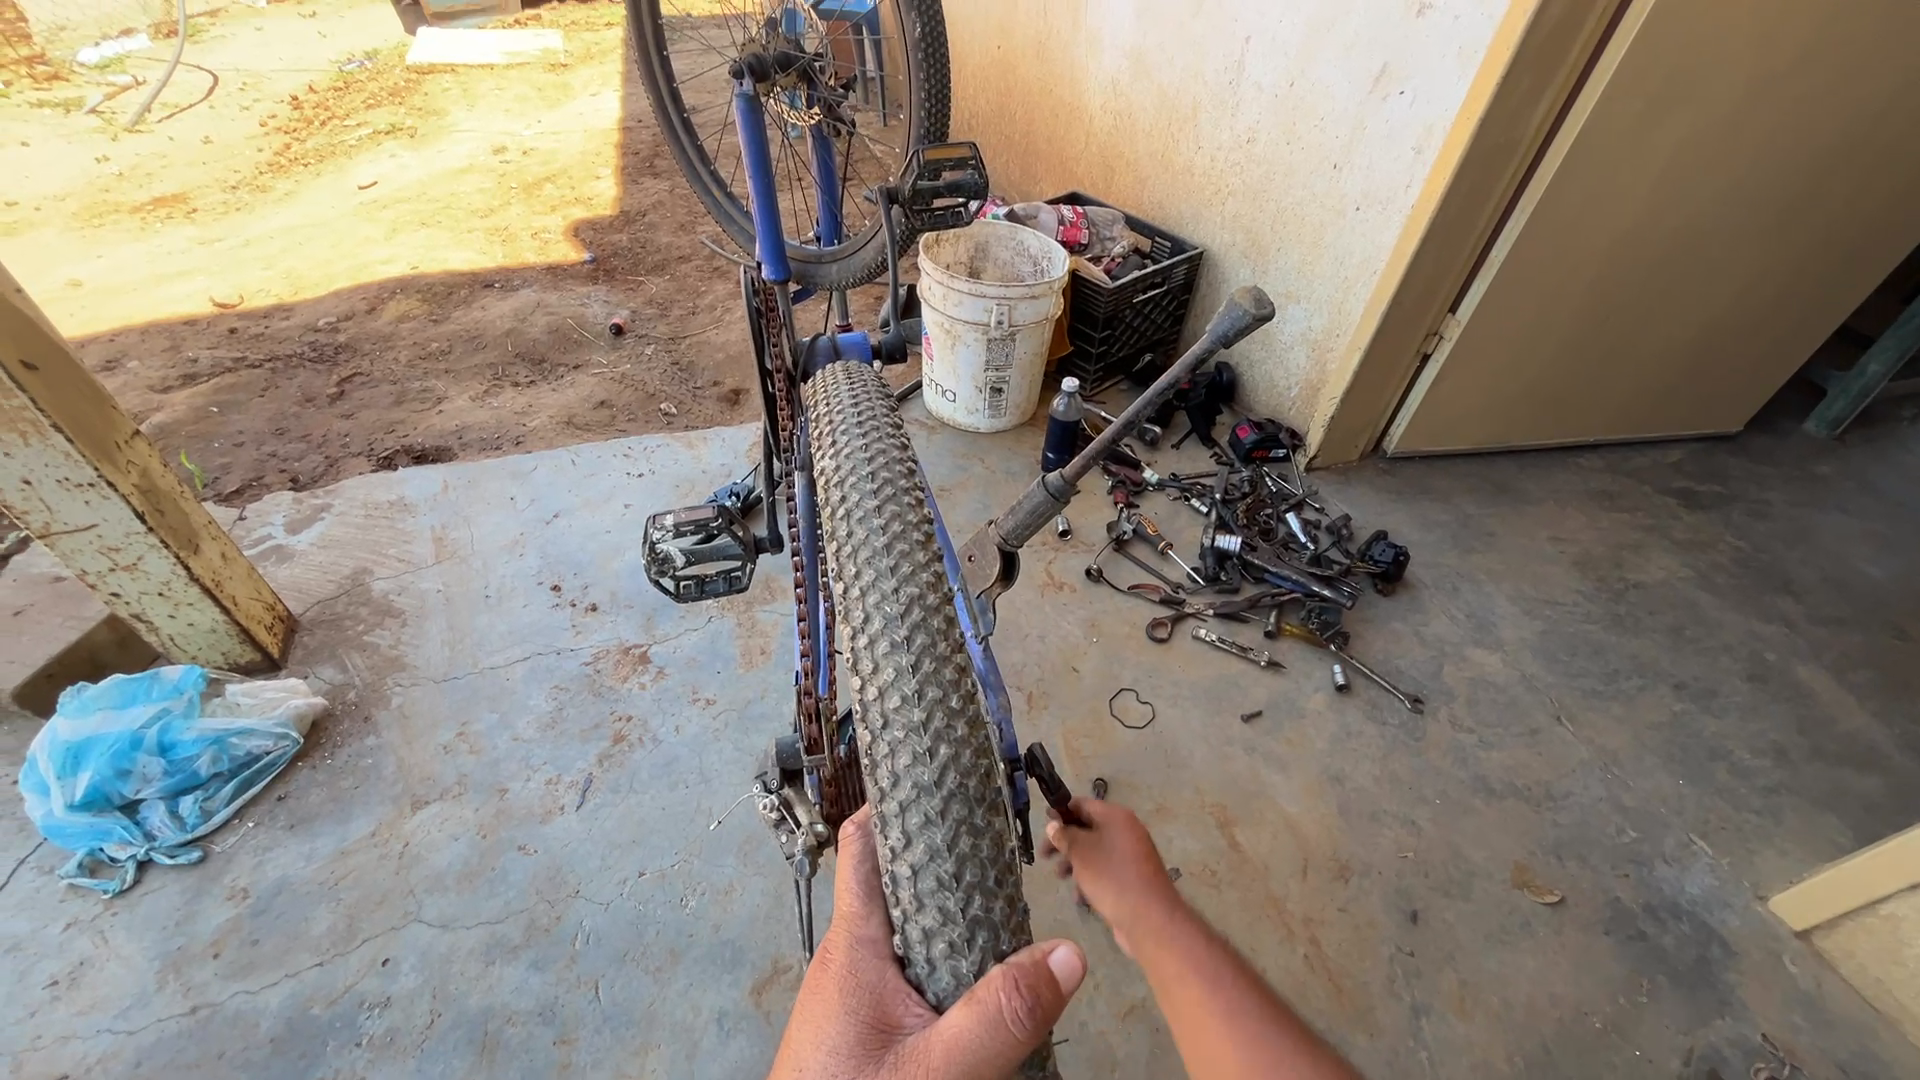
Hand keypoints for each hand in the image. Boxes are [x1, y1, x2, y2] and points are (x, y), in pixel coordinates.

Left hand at [767, 805, 1087, 1079]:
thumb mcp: (933, 1071)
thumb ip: (998, 1017)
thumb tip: (1069, 953)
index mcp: (854, 943)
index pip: (862, 844)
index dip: (893, 800)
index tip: (938, 774)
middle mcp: (851, 956)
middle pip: (895, 882)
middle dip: (941, 858)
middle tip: (996, 841)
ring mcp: (856, 992)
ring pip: (907, 929)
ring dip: (947, 911)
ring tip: (1001, 900)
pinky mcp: (866, 1026)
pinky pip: (910, 971)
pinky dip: (944, 957)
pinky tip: (981, 976)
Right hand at [1043, 799, 1181, 953]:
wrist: (1149, 918)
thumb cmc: (1111, 876)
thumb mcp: (1081, 852)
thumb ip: (1064, 835)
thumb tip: (1053, 825)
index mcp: (1116, 816)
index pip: (1082, 804)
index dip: (1061, 811)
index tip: (1044, 823)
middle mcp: (1125, 831)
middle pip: (1088, 828)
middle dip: (1065, 841)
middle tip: (1045, 854)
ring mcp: (1131, 855)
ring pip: (1095, 851)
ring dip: (1075, 861)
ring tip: (1059, 876)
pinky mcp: (1132, 878)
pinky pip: (1105, 870)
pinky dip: (1090, 877)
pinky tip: (1079, 896)